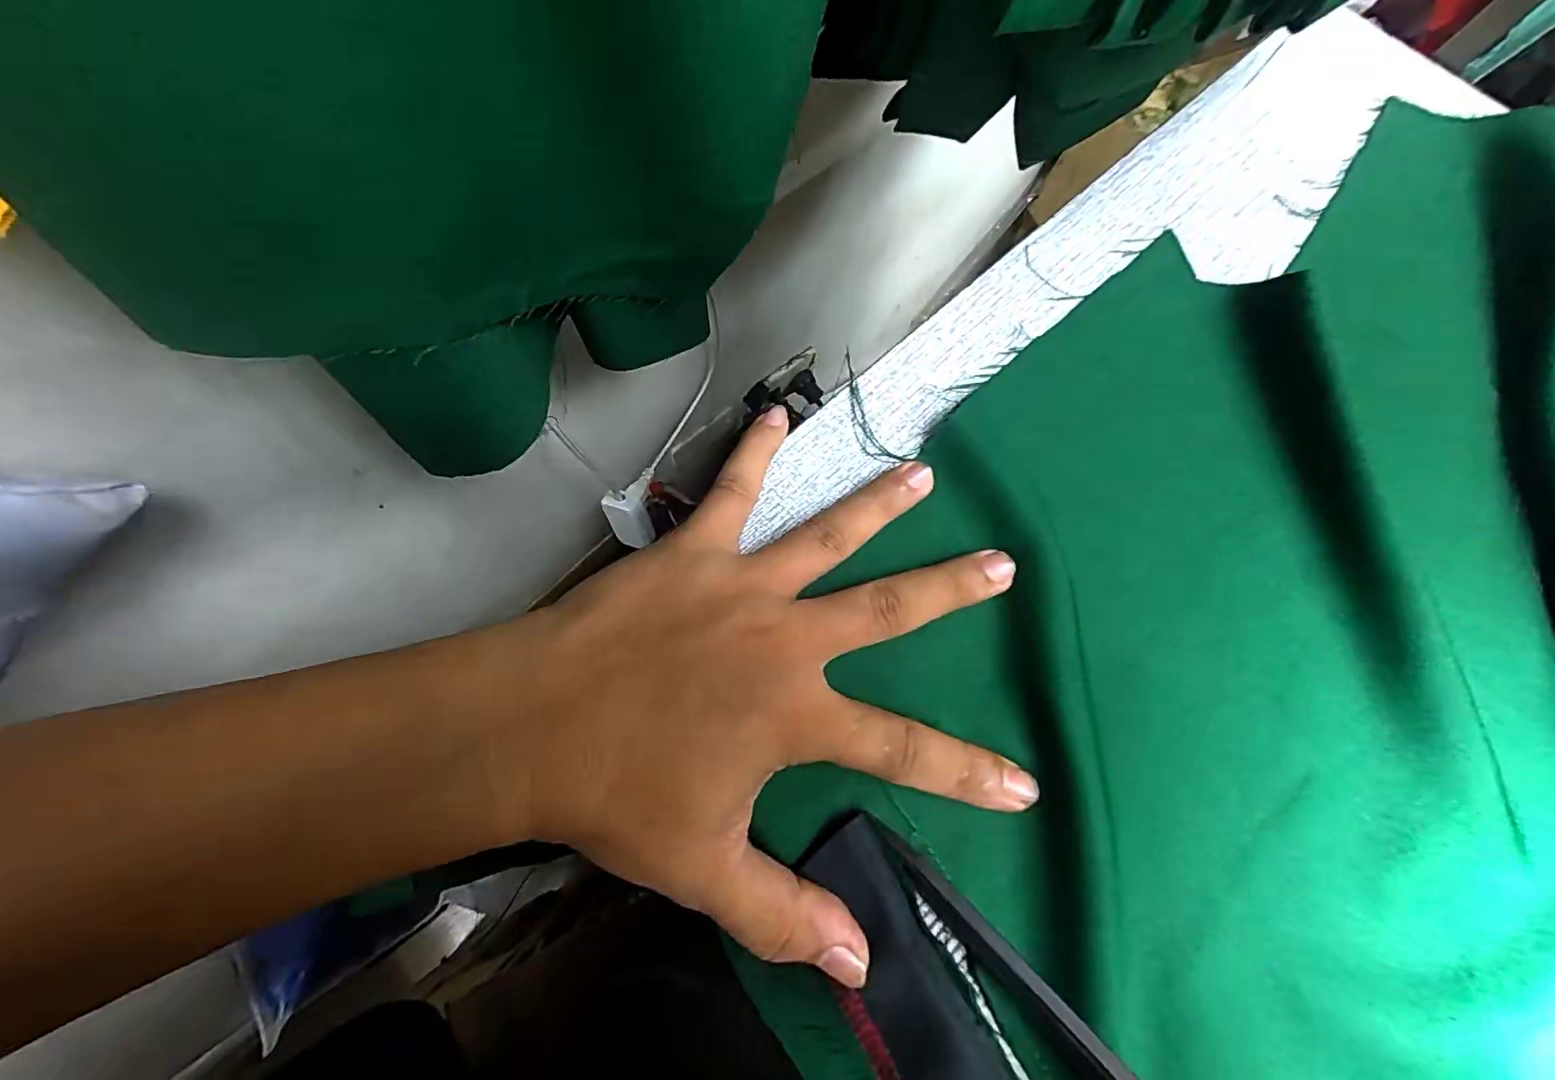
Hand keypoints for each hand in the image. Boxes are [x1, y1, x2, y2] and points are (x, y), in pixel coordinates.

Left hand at [480, 407, 1035, 987]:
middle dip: (950, 589)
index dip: (966, 772)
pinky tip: (778, 413)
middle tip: (1001, 564)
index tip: (1024, 782)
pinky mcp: (693, 552)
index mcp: (794, 716)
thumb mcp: (704, 869)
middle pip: (887, 610)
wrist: (531, 727)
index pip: (902, 749)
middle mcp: (786, 640)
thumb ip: (783, 914)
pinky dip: (757, 452)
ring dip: (879, 505)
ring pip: (827, 537)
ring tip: (922, 476)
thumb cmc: (618, 796)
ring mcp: (742, 587)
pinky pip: (733, 492)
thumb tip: (859, 965)